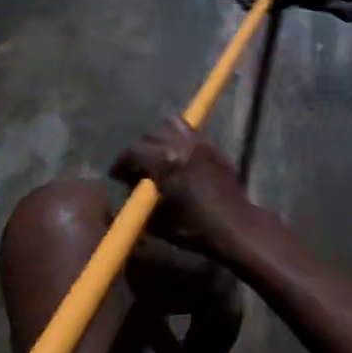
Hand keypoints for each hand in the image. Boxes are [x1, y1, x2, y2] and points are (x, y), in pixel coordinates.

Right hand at [111, 119, 254, 255]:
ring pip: (169, 124)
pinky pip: (189, 129)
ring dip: (158, 136)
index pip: (132, 151)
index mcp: (164, 161)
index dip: (120, 163)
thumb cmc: (194, 228)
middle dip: (137, 149)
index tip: (116, 174)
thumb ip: (139, 198)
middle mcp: (180, 143)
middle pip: (149, 135)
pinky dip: (177, 136)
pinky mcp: (211, 144)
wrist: (235, 225)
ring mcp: (198, 140)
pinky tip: (177, 152)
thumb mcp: (158, 220)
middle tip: (134, 166)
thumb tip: (130, 187)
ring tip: (155, 153)